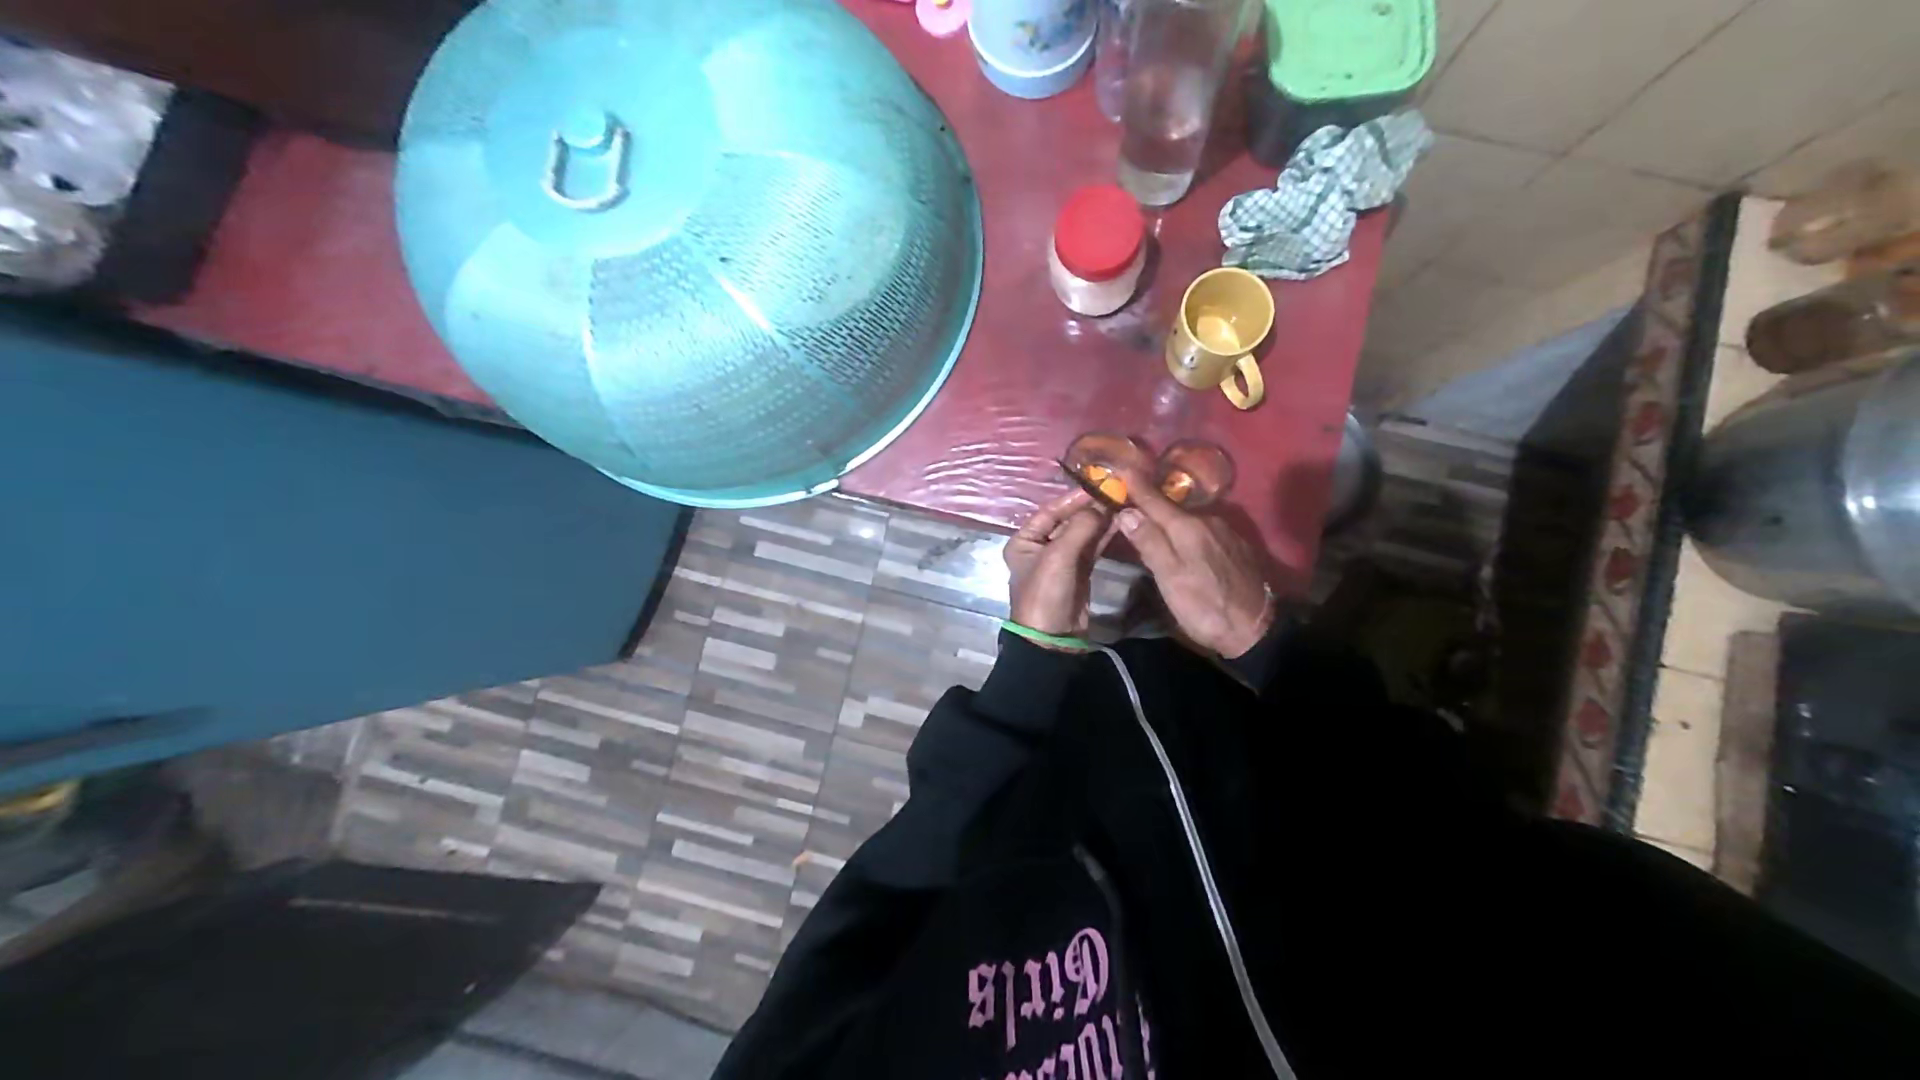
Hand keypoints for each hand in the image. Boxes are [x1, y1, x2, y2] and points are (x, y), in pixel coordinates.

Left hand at [1004, 489, 1110, 638]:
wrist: (1053, 638)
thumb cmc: (1045, 593)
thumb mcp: (1058, 557)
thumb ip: (1079, 528)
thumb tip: (1099, 505)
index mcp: (1024, 541)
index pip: (1050, 511)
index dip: (1073, 499)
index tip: (1098, 485)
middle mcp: (1040, 547)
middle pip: (1067, 520)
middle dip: (1090, 508)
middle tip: (1116, 492)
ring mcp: (1060, 560)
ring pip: (1082, 533)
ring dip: (1100, 521)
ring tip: (1123, 504)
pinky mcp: (1078, 572)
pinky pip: (1092, 548)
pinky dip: (1104, 536)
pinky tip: (1120, 523)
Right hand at [1112, 466, 1273, 657]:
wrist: (1256, 630)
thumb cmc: (1205, 606)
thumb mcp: (1170, 578)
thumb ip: (1149, 542)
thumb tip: (1127, 510)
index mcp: (1187, 527)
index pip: (1154, 498)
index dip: (1134, 484)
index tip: (1118, 466)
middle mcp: (1208, 521)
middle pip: (1170, 507)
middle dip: (1148, 500)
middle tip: (1125, 495)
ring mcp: (1225, 532)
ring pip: (1187, 518)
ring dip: (1167, 517)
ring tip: (1147, 518)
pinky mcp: (1235, 546)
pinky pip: (1201, 529)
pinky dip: (1184, 530)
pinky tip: (1179, 539)